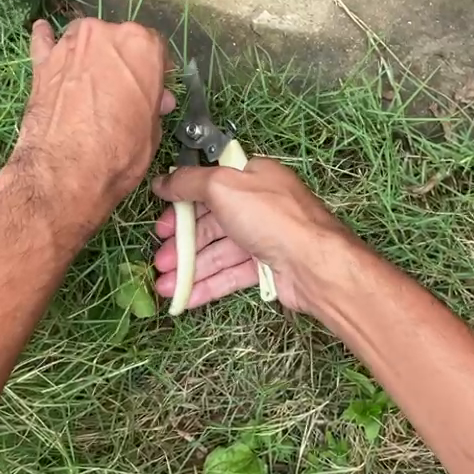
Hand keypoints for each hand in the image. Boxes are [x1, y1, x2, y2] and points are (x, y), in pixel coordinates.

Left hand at [3, 18, 174, 230]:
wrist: (66, 172)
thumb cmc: (119, 154)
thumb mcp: (151, 131)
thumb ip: (151, 105)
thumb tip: (153, 101)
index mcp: (141, 46)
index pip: (154, 49)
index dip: (155, 72)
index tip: (153, 90)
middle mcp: (105, 35)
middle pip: (118, 42)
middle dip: (122, 64)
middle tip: (123, 95)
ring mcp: (70, 45)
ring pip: (85, 40)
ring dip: (90, 55)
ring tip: (91, 82)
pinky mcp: (41, 62)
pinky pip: (45, 42)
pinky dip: (47, 42)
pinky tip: (48, 41)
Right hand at [150, 158, 357, 315]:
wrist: (314, 264)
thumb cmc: (271, 218)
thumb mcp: (223, 187)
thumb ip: (189, 182)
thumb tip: (163, 181)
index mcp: (252, 177)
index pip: (209, 186)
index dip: (182, 205)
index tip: (161, 223)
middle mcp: (258, 205)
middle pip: (211, 223)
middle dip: (182, 244)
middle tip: (159, 261)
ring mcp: (263, 237)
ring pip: (218, 252)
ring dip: (190, 268)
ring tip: (165, 286)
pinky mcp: (266, 267)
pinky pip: (230, 274)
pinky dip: (207, 284)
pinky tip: (184, 297)